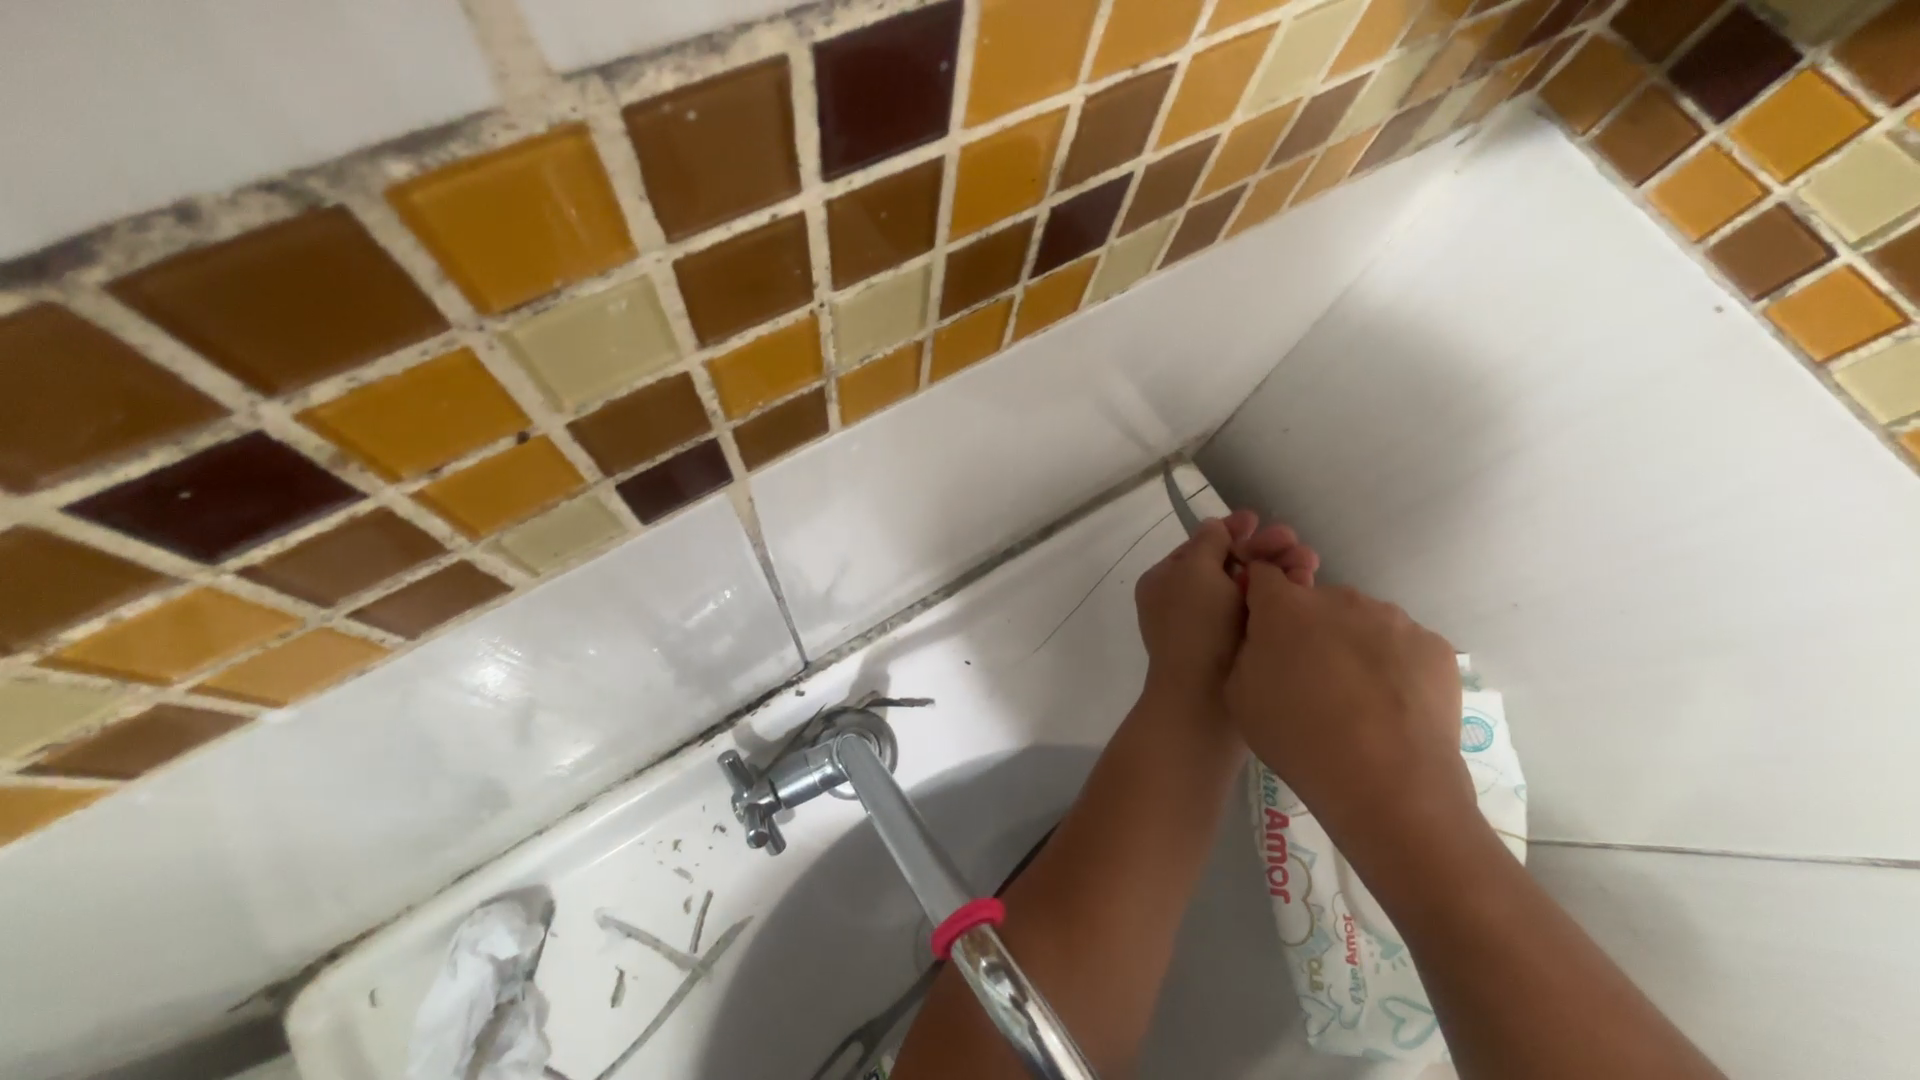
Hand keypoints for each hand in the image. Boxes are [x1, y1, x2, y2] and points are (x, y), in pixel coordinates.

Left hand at [1135, 510, 1318, 711]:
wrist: (1204, 699)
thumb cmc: (1195, 628)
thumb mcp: (1194, 572)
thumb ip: (1208, 542)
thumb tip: (1216, 527)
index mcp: (1165, 581)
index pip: (1200, 546)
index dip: (1230, 530)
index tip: (1257, 518)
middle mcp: (1186, 602)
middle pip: (1230, 564)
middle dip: (1263, 550)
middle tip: (1294, 540)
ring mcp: (1214, 627)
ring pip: (1251, 588)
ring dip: (1279, 570)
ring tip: (1310, 561)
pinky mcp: (1240, 648)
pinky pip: (1262, 613)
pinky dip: (1282, 598)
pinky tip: (1306, 586)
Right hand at [1225, 565, 1471, 836]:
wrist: (1387, 782)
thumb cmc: (1297, 738)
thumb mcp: (1239, 695)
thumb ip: (1248, 651)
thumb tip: (1264, 637)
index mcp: (1285, 607)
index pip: (1265, 577)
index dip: (1261, 600)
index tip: (1264, 631)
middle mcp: (1341, 598)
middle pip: (1318, 603)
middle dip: (1311, 630)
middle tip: (1311, 680)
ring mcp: (1393, 619)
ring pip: (1364, 623)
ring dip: (1354, 647)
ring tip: (1358, 700)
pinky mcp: (1435, 645)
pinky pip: (1404, 647)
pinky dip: (1395, 668)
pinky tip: (1392, 708)